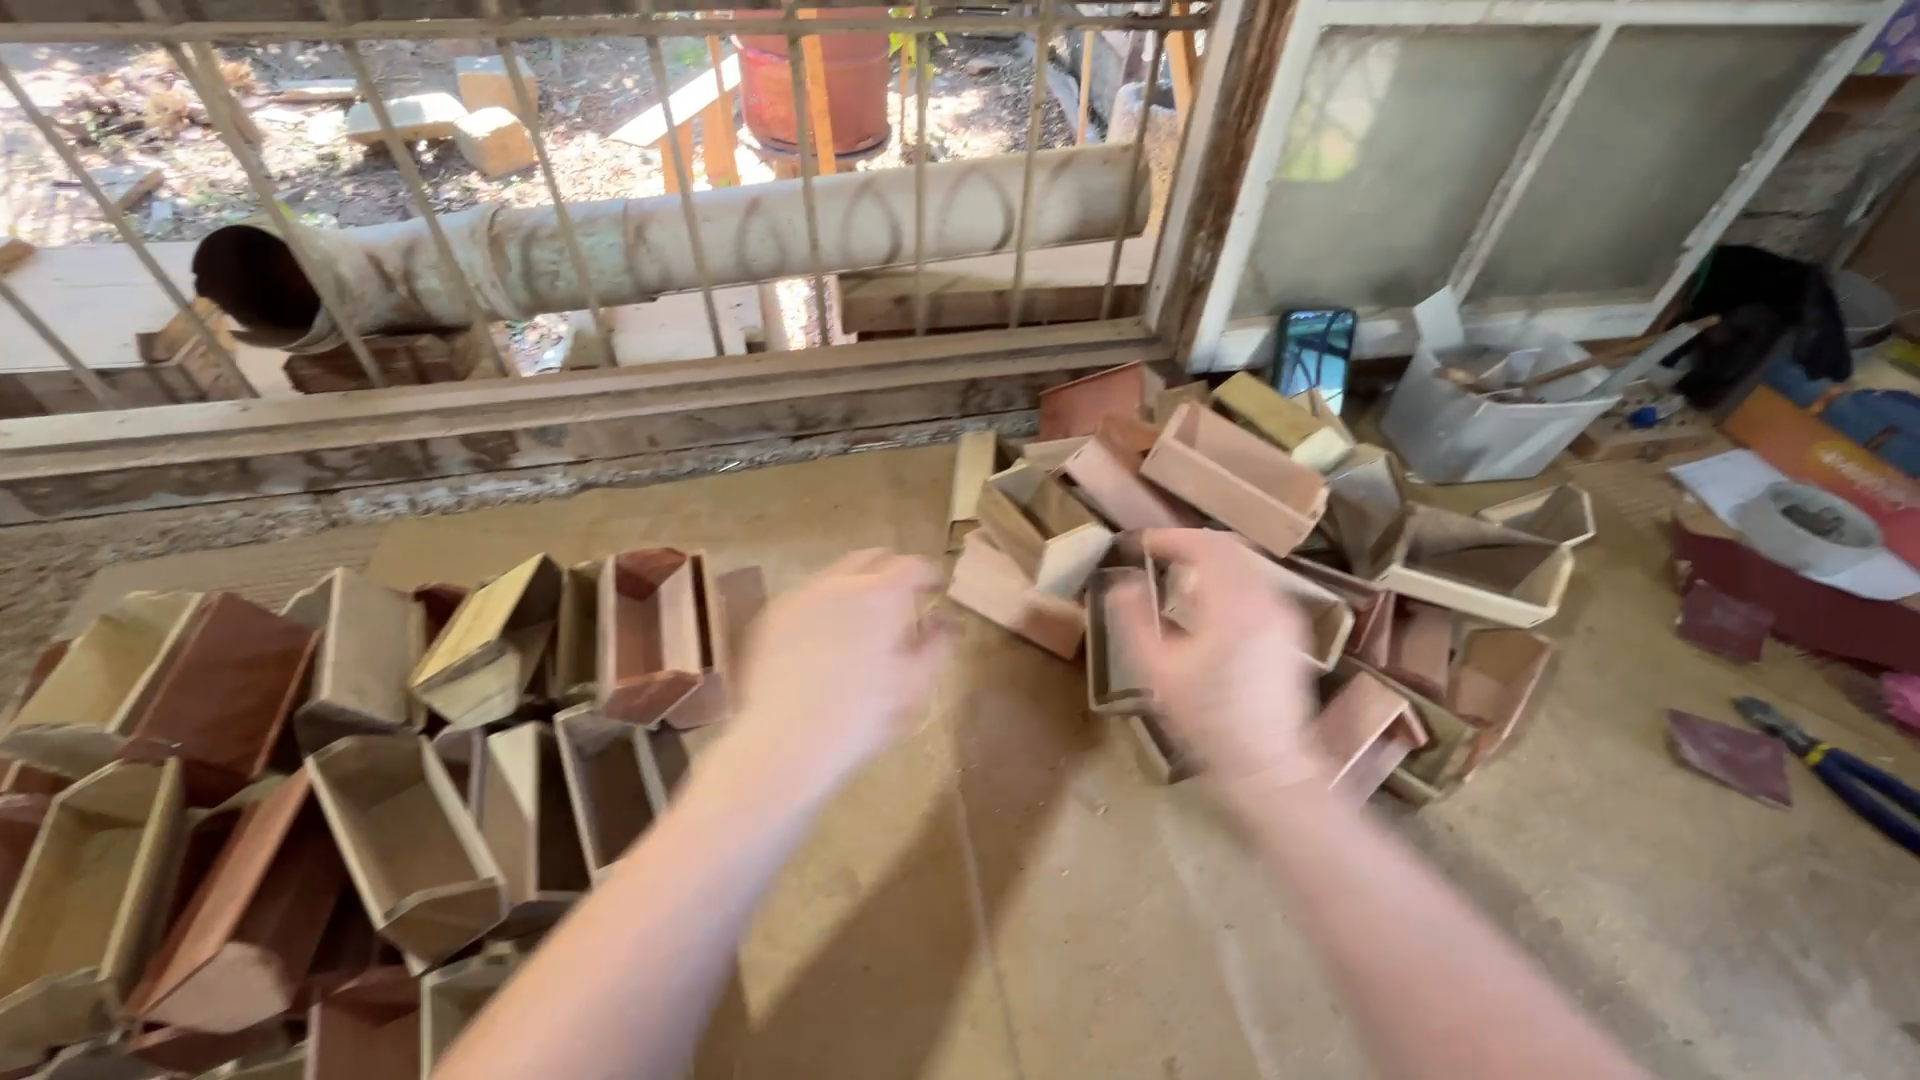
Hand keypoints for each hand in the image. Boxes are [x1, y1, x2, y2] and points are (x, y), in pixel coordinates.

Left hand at [731, 549, 952, 792]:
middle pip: (872, 558)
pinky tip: (826, 638)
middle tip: (902, 601)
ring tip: (863, 620)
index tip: (937, 593)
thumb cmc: (863, 715)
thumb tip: (946, 621)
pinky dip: (825, 605)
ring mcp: (801, 594)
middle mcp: (839, 581)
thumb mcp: (916, 683)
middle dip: (892, 573)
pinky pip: (808, 596)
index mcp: (882, 592)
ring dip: (856, 586)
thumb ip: (937, 643)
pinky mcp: (772, 615)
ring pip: (836, 574)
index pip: (914, 565)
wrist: (787, 741)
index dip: (930, 576)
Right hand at [1110, 529, 1327, 789]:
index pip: (1204, 546)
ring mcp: (1284, 615)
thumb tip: (1122, 584)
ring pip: (1246, 565)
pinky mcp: (1290, 631)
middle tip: (1156, 552)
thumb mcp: (1158, 671)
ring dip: (1210, 561)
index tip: (1140, 543)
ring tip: (1177, 575)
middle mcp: (1266, 600)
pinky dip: (1229, 579)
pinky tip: (1207, 603)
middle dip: (1189, 544)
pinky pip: (1257, 586)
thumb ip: (1135, 620)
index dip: (1169, 538)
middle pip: (1228, 548)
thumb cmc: (1206, 720)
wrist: (1265, 762)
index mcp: (1234, 605)